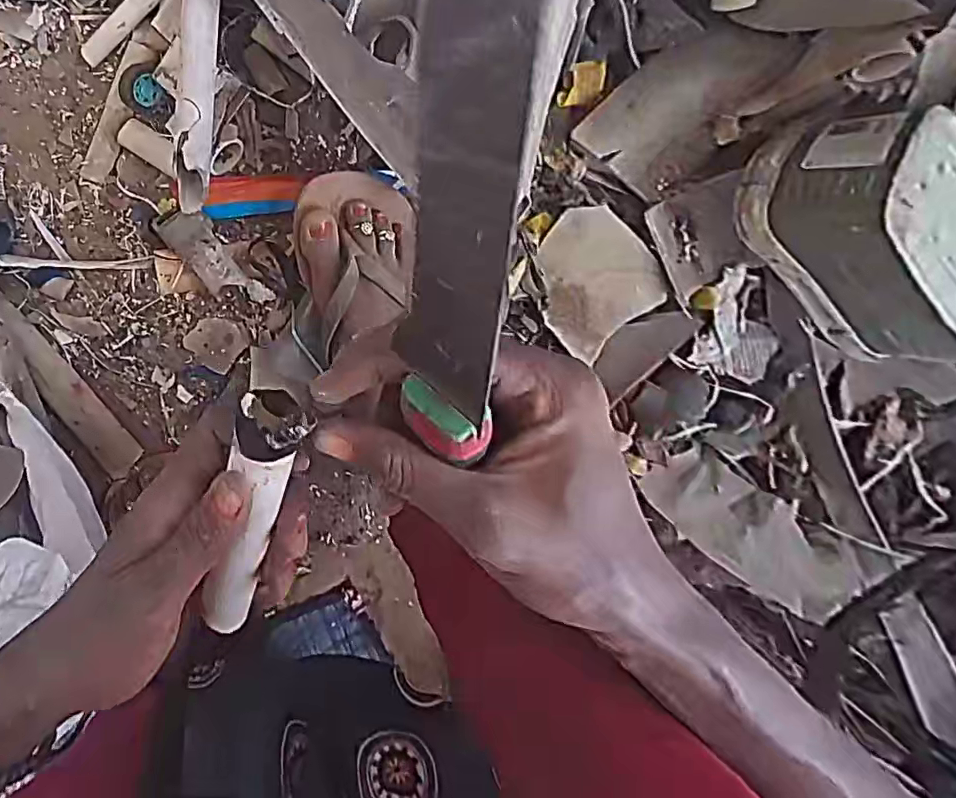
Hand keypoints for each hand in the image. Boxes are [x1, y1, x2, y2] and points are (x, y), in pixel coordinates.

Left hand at [0, 390, 309, 755]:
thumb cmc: (100, 632)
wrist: (68, 677)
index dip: (257, 427)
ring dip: (275, 542)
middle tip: (288, 543)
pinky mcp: (202, 567)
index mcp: (169, 496)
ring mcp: (195, 537)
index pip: (214, 435)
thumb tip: (240, 483)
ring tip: (275, 582)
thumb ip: (198, 538)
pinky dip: (263, 570)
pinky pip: (244, 553)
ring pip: (252, 516)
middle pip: (247, 477)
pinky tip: (263, 596)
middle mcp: (185, 507)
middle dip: (278, 502)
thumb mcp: (153, 589)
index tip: (298, 452)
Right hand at [310, 338, 680, 637]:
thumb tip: (327, 434)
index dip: (379, 362)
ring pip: (432, 385)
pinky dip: (414, 436)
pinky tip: (400, 464)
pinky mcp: (513, 420)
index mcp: (547, 380)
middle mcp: (536, 374)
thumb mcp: (476, 515)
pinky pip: (445, 411)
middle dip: (382, 394)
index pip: (444, 346)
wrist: (627, 608)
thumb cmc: (573, 563)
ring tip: (374, 459)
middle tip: (345, 431)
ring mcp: (525, 396)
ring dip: (394, 419)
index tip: (330, 392)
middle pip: (433, 360)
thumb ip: (400, 468)